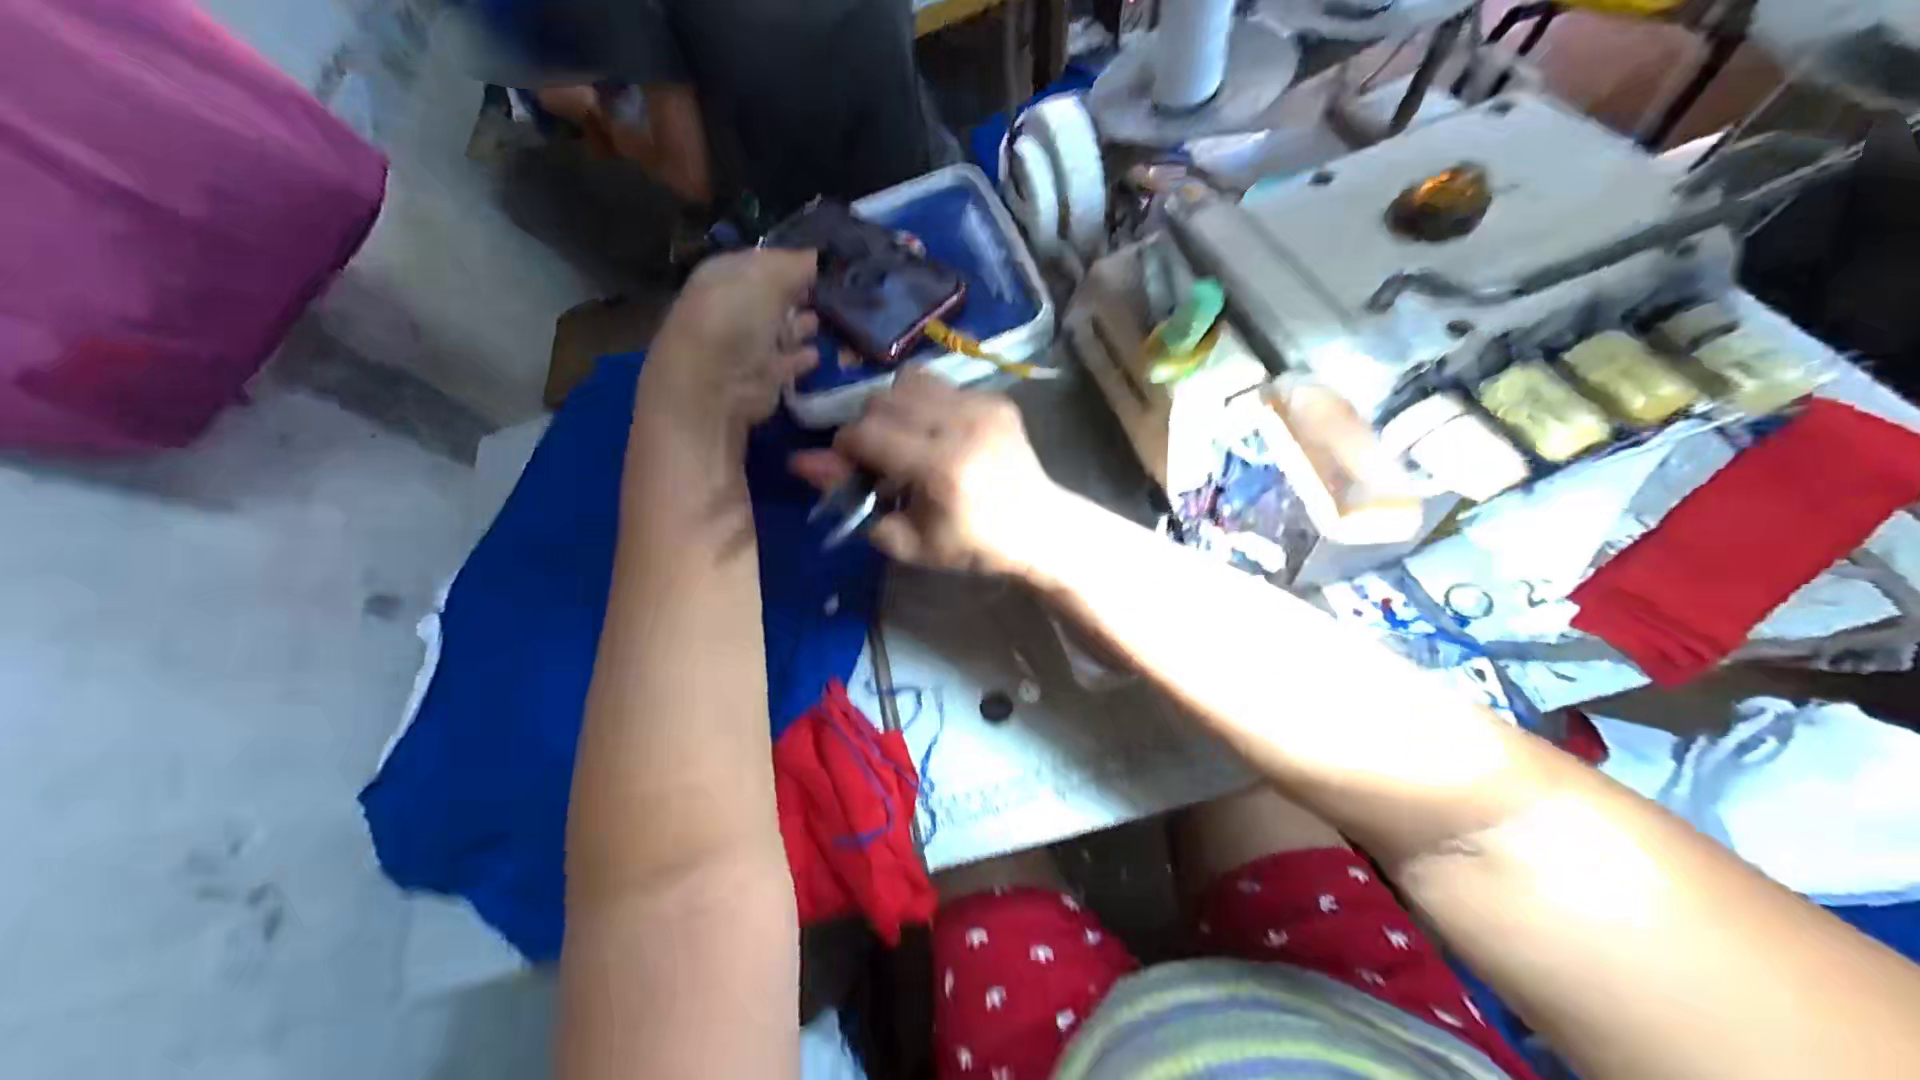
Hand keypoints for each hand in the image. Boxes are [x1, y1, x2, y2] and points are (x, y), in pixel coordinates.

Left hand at [640, 248, 819, 438]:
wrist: (712, 393)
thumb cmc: (732, 324)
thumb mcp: (763, 280)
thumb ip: (793, 265)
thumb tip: (818, 256)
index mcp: (724, 277)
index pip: (763, 261)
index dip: (794, 261)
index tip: (831, 263)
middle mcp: (734, 309)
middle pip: (774, 296)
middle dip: (801, 292)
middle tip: (840, 289)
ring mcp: (748, 347)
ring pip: (782, 329)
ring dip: (803, 324)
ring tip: (836, 318)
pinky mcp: (762, 379)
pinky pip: (788, 362)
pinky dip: (802, 357)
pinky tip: (819, 353)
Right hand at [790, 370, 1068, 576]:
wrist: (1039, 526)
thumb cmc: (971, 545)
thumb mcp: (907, 540)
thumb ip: (852, 500)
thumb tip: (800, 462)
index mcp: (939, 468)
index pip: (865, 433)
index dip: (846, 449)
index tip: (856, 470)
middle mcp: (960, 426)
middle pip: (881, 400)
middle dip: (869, 427)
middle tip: (882, 458)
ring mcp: (982, 405)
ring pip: (908, 380)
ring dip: (895, 407)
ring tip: (908, 439)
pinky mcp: (995, 397)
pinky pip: (940, 384)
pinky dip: (927, 405)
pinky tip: (940, 433)